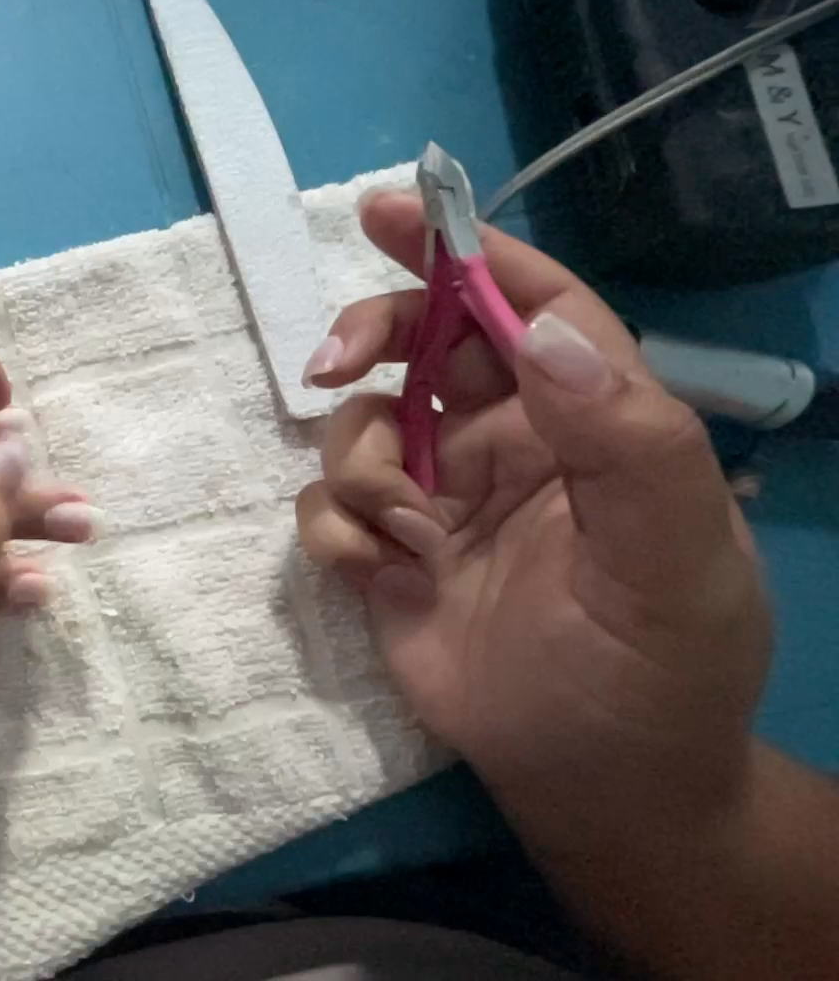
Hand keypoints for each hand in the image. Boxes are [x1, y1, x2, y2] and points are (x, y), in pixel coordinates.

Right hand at [295, 191, 771, 841]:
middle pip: (412, 349)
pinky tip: (380, 579)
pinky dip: (336, 535)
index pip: (525, 308)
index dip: (461, 252)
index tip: (389, 212)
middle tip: (330, 369)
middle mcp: (498, 443)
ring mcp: (427, 494)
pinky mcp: (372, 543)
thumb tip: (545, 336)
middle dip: (365, 343)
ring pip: (352, 430)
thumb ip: (625, 442)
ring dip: (360, 473)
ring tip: (406, 539)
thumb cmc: (650, 668)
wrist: (582, 776)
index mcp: (583, 422)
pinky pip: (320, 506)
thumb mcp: (670, 562)